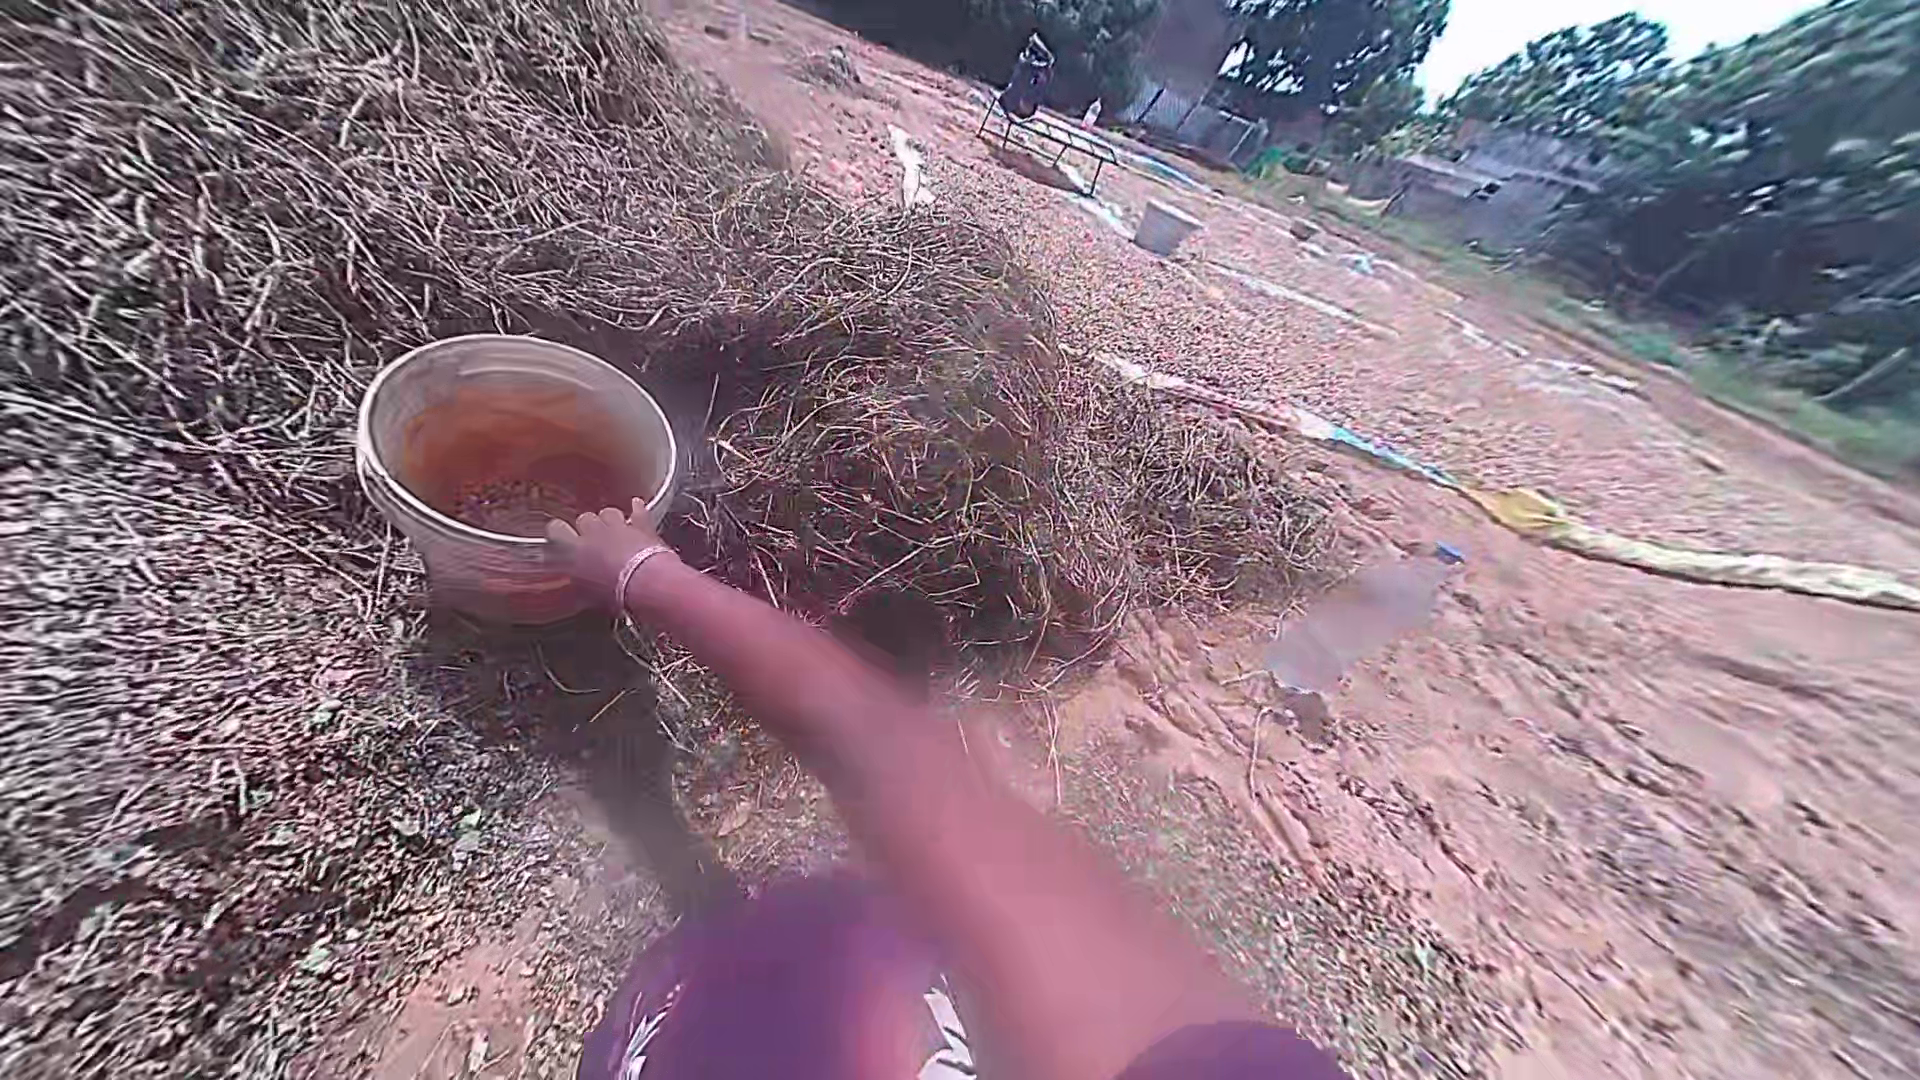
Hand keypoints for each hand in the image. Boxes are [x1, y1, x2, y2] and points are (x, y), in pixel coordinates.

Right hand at [545, 499, 675, 608]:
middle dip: (590, 527)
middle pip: (585, 518)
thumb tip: (580, 582)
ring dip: (612, 519)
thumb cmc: (613, 593)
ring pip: (609, 512)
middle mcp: (594, 533)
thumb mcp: (586, 593)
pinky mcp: (642, 525)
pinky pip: (637, 510)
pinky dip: (637, 509)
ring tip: (616, 529)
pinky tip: (636, 505)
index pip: (556, 529)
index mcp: (573, 549)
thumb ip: (579, 580)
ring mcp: (619, 527)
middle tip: (596, 540)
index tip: (562, 535)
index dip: (559, 531)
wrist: (645, 582)